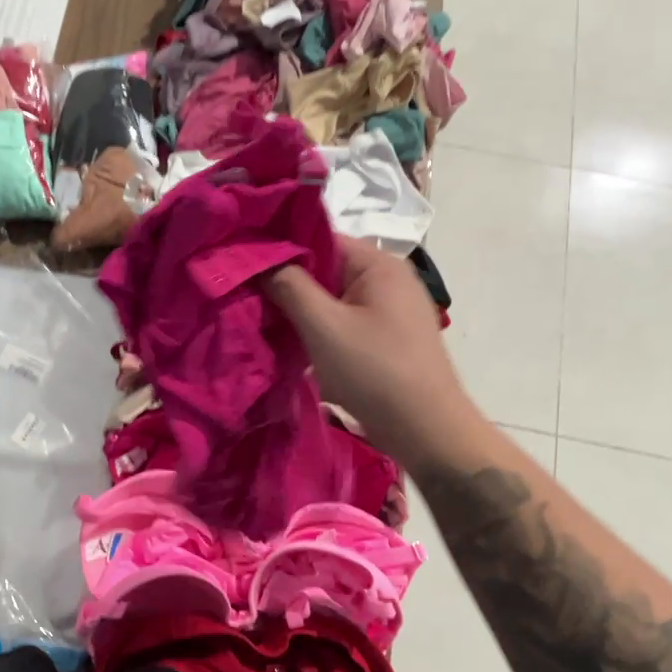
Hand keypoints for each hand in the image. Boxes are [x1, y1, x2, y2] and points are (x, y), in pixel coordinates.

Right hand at [266, 237, 480, 467]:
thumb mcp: (323, 326)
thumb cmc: (375, 372)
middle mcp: (388, 279)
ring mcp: (390, 310)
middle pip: (325, 270)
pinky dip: (319, 331)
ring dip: (301, 313)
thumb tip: (259, 260)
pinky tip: (294, 347)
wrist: (427, 432)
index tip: (244, 267)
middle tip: (248, 299)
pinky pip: (343, 323)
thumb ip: (288, 286)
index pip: (320, 239)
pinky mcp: (387, 339)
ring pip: (331, 299)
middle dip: (288, 285)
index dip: (281, 251)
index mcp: (378, 264)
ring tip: (264, 323)